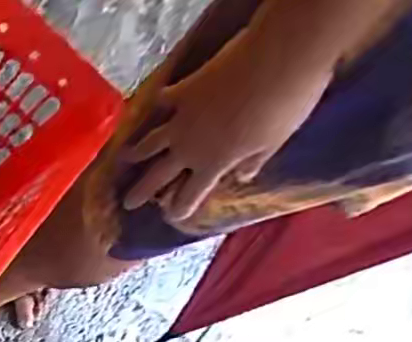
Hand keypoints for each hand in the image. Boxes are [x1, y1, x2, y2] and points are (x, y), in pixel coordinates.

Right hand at [119, 22, 332, 221]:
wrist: (281, 55)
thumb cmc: (286, 103)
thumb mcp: (276, 140)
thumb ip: (255, 160)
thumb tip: (243, 176)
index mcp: (212, 165)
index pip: (188, 198)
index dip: (179, 209)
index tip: (173, 216)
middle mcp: (188, 149)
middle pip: (157, 178)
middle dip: (141, 193)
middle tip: (127, 203)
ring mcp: (182, 120)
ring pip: (150, 144)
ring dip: (137, 153)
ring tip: (125, 158)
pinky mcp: (184, 91)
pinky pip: (164, 100)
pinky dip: (157, 103)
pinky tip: (152, 104)